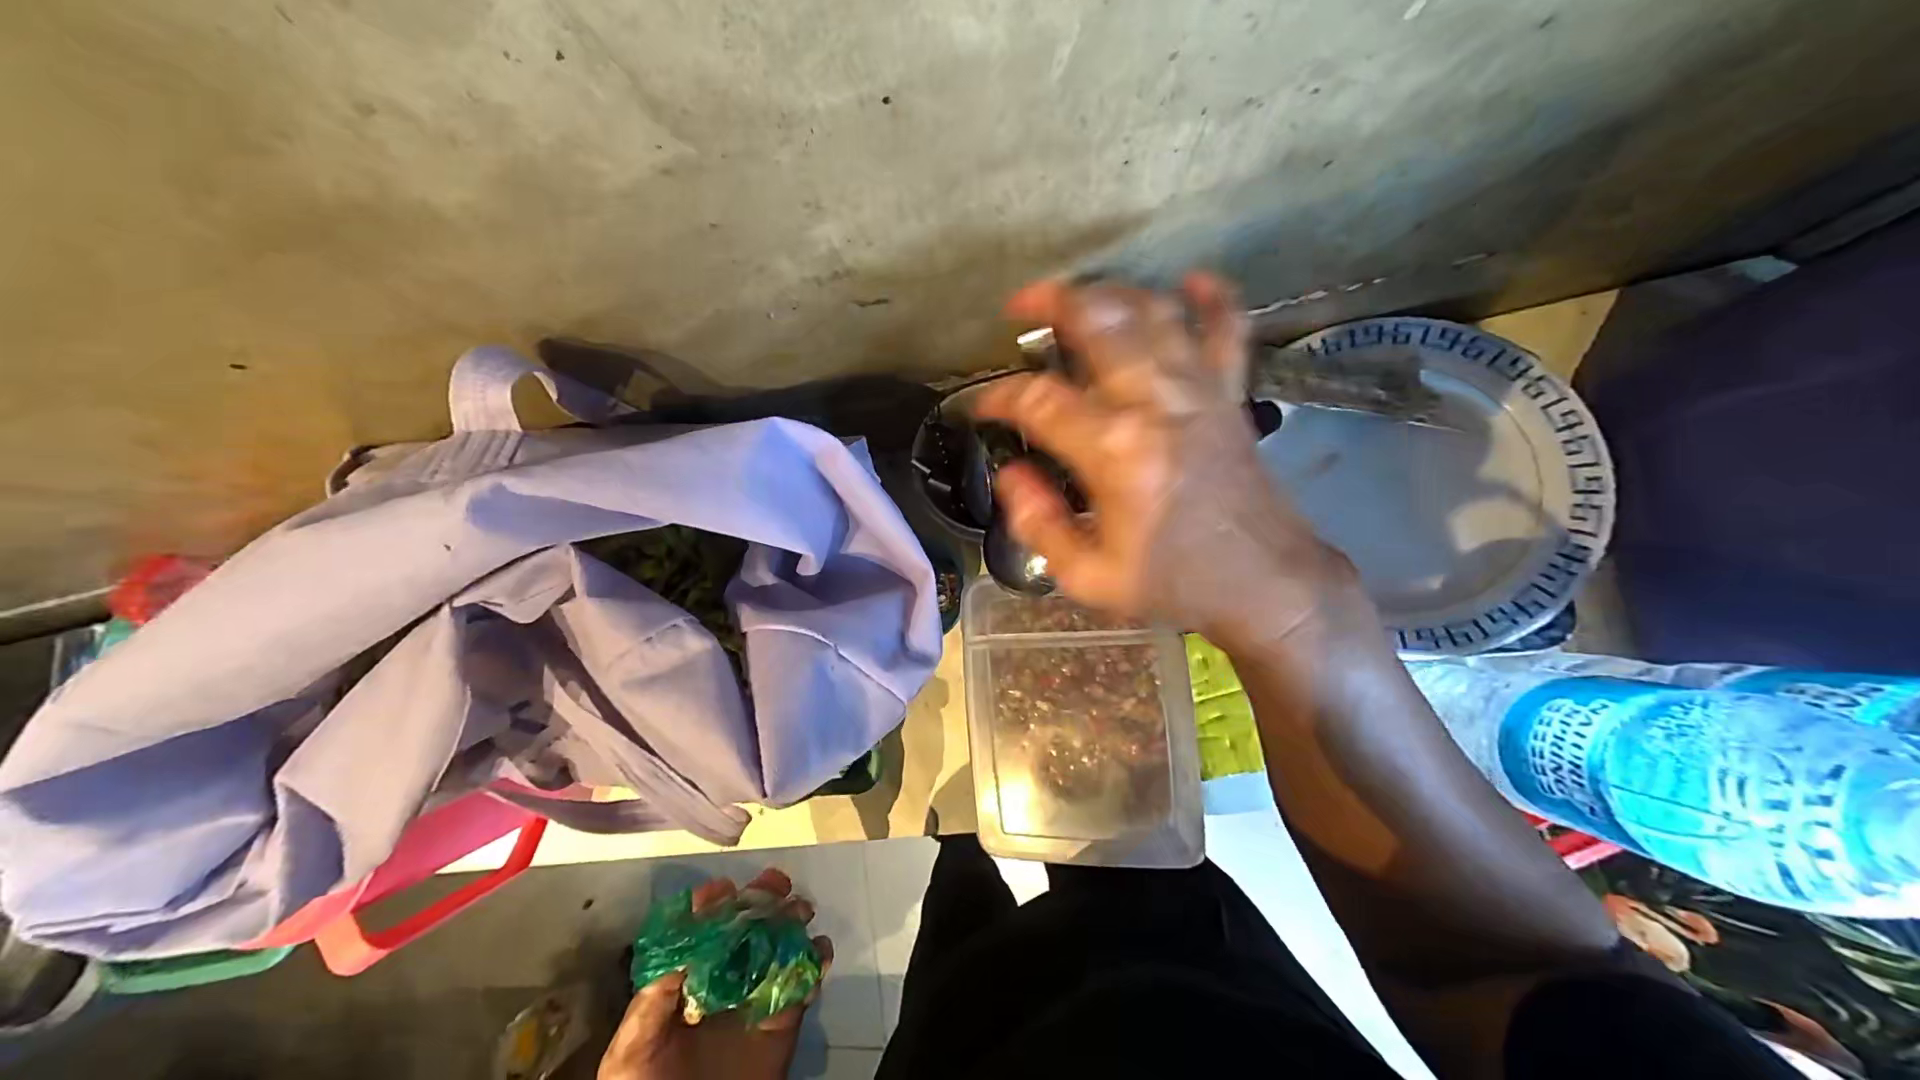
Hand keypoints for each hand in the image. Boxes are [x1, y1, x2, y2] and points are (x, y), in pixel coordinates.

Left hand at [597, 869, 832, 1079]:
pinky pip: (805, 980)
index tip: (721, 891)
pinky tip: (818, 952)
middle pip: (744, 926)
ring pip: (779, 943)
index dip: (710, 904)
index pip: (698, 930)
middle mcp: (722, 977)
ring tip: (799, 913)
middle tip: (775, 884)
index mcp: (684, 979)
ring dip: (793, 920)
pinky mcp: (784, 1016)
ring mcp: (756, 994)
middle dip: (761, 898)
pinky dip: (816, 959)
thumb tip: (677, 960)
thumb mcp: (631, 1054)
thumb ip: (648, 1009)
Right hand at [974, 273, 1367, 649]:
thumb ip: (1038, 523)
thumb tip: (1010, 476)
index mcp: (1114, 453)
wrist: (1264, 583)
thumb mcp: (1087, 576)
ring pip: (1153, 310)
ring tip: (1079, 297)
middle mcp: (1156, 404)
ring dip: (1111, 291)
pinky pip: (1229, 328)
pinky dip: (1213, 297)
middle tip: (1020, 307)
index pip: (1039, 399)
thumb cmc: (1173, 583)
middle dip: (1050, 302)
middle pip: (1098, 321)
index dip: (999, 395)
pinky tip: (1190, 281)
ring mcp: (1200, 391)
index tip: (982, 406)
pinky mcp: (1231, 394)